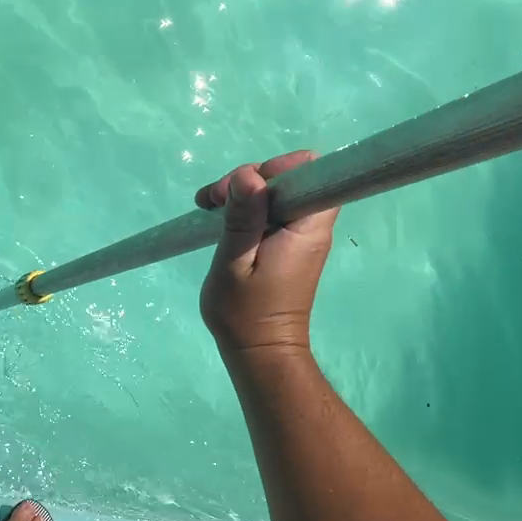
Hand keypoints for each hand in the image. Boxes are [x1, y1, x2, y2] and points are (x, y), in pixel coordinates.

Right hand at [195, 152, 340, 360]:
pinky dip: (246, 210)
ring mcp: (301, 234)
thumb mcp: (234, 264)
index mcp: (306, 226)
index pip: (309, 171)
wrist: (260, 352)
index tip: (241, 188)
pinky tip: (220, 221)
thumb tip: (247, 174)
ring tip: (209, 210)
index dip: (274, 169)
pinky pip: (272, 211)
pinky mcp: (289, 243)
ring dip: (243, 194)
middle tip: (213, 201)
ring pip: (278, 192)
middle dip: (250, 179)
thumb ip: (242, 218)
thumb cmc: (244, 313)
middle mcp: (312, 224)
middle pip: (290, 177)